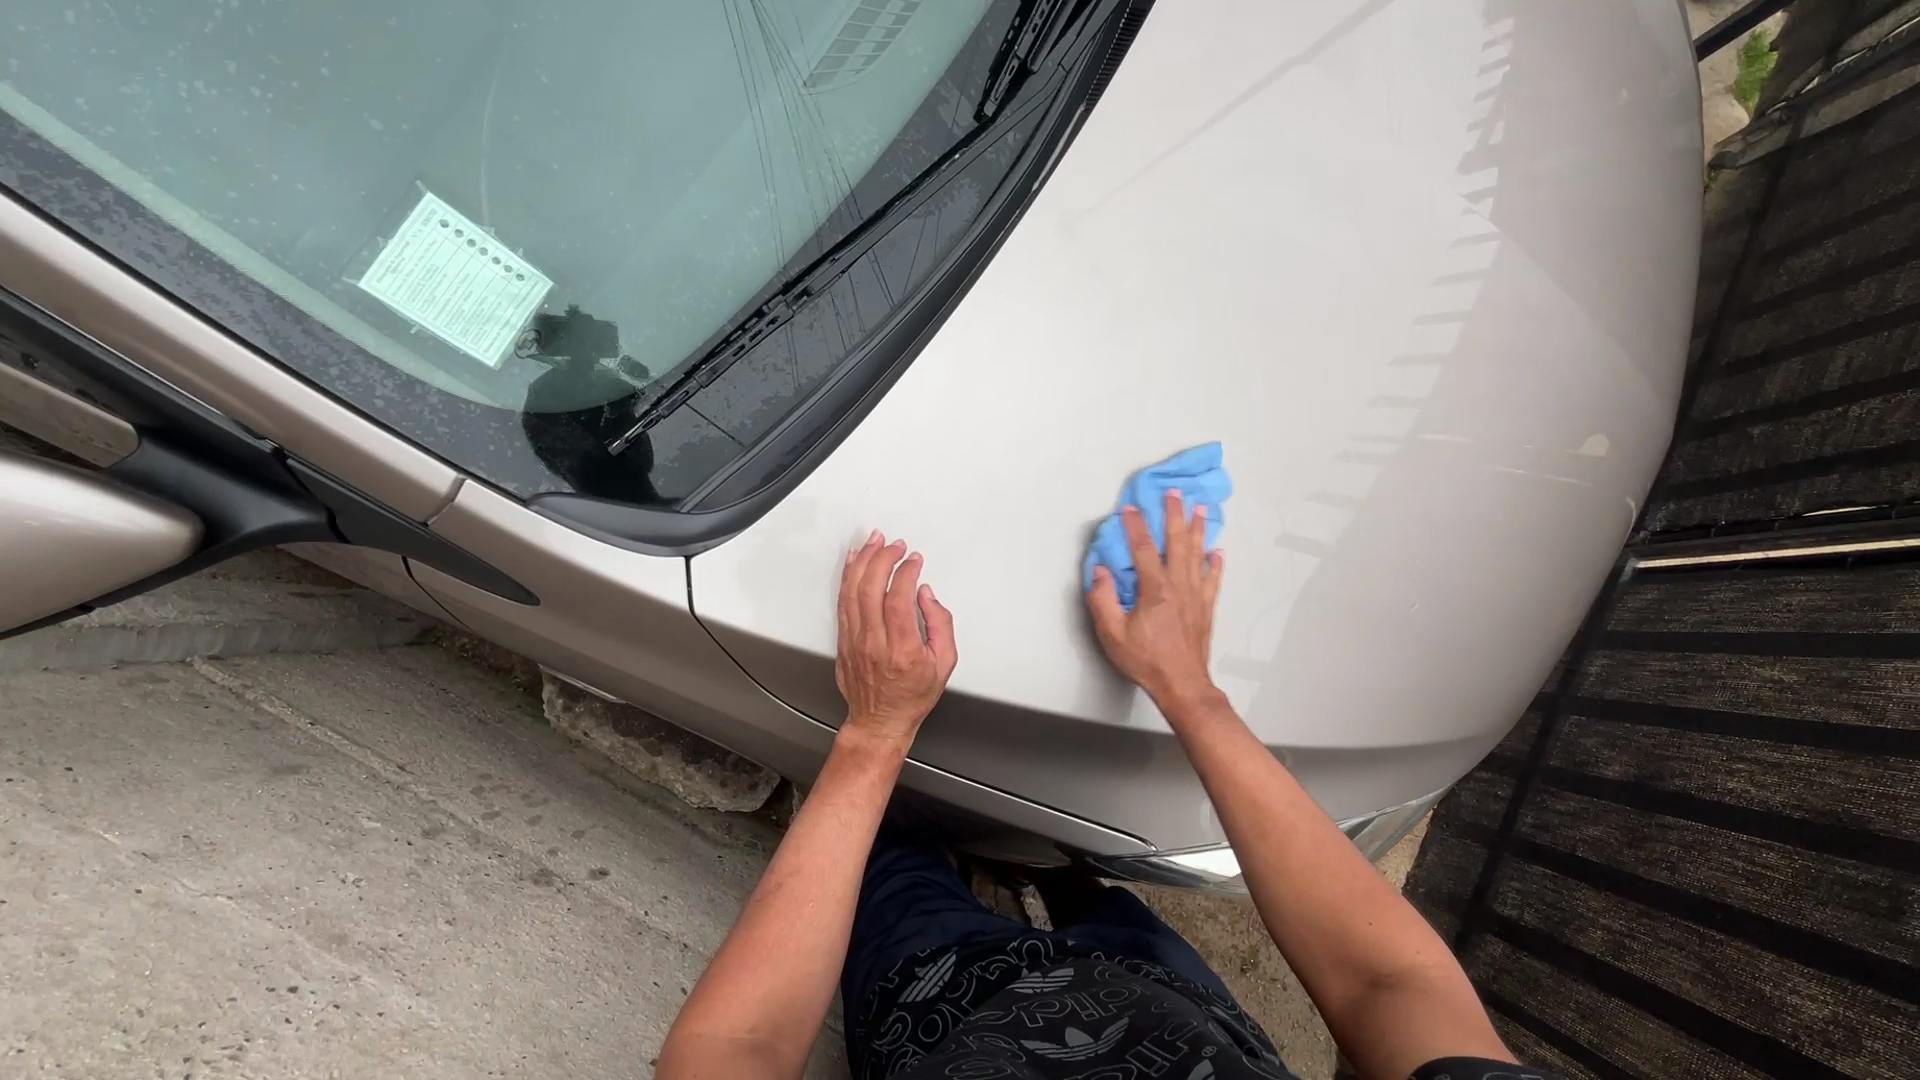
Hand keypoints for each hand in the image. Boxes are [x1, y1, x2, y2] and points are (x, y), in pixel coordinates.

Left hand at [835, 531, 958, 751]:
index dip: (906, 572)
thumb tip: (927, 595)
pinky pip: (843, 602)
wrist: (880, 722)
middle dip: (883, 558)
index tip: (914, 560)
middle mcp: (874, 643)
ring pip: (853, 591)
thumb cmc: (912, 696)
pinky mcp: (844, 640)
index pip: (898, 599)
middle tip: (895, 545)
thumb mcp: (944, 664)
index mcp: (902, 650)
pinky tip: (855, 561)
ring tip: (874, 542)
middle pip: (871, 589)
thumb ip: (941, 625)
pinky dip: (848, 577)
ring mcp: (855, 641)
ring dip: (863, 561)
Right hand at [1087, 490, 1223, 710]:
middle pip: (1178, 543)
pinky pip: (1212, 578)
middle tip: (1175, 493)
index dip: (1136, 526)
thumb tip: (1100, 571)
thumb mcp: (1112, 633)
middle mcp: (1179, 586)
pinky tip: (1217, 550)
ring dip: (1199, 530)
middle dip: (1175, 515)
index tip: (1129, 507)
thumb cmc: (1145, 660)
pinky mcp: (1206, 608)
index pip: (1144, 549)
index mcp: (1155, 589)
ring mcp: (1196, 596)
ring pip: (1198, 555)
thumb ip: (1103, 599)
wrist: (1182, 685)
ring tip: (1202, 509)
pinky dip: (1215, 563)